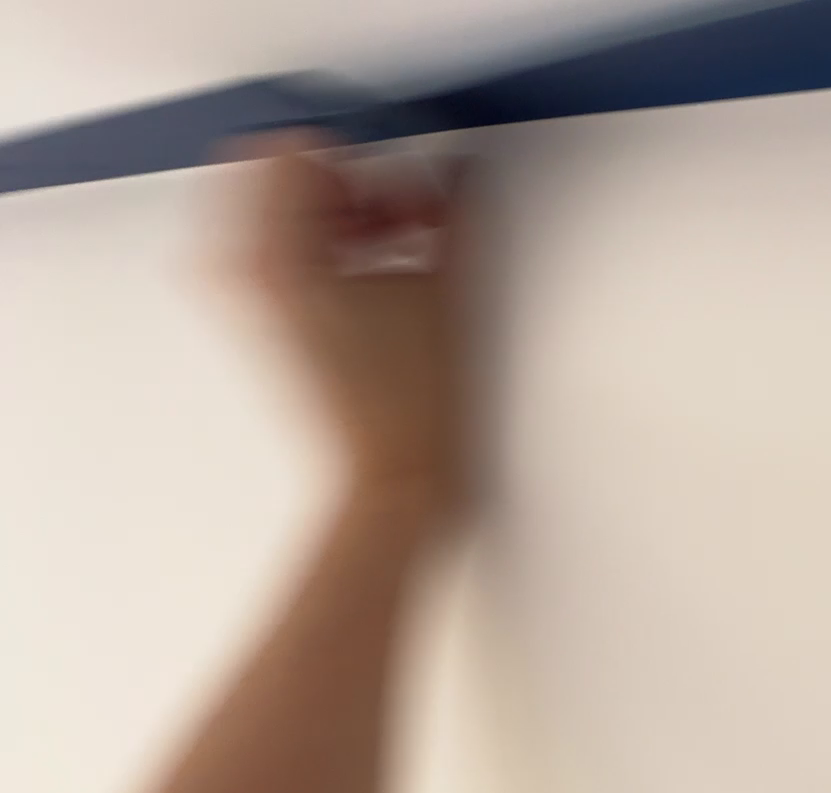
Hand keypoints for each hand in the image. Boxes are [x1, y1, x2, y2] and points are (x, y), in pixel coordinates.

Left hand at [225, 129, 475, 531]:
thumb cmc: (413, 403)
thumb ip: (453, 220)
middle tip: (409, 223)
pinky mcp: (270, 319)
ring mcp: (251, 296)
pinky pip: (289, 252)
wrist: (398, 474)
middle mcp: (242, 268)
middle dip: (354, 189)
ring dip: (347, 219)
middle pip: (283, 179)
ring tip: (403, 255)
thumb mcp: (446, 296)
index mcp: (273, 255)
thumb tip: (459, 176)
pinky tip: (386, 284)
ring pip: (286, 215)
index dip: (365, 166)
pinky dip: (335, 250)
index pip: (297, 152)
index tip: (409, 198)